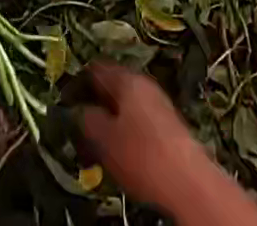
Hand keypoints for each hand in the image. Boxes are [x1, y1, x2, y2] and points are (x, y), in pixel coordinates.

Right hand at [79, 63, 256, 224]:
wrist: (192, 187)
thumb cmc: (143, 156)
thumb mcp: (103, 138)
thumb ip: (85, 119)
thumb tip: (76, 110)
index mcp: (126, 79)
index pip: (93, 68)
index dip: (76, 83)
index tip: (64, 102)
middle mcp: (144, 85)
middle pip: (111, 87)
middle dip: (93, 104)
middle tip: (79, 126)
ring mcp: (160, 106)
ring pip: (125, 106)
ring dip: (109, 121)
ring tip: (97, 144)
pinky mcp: (170, 128)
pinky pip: (139, 121)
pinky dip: (126, 132)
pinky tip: (121, 153)